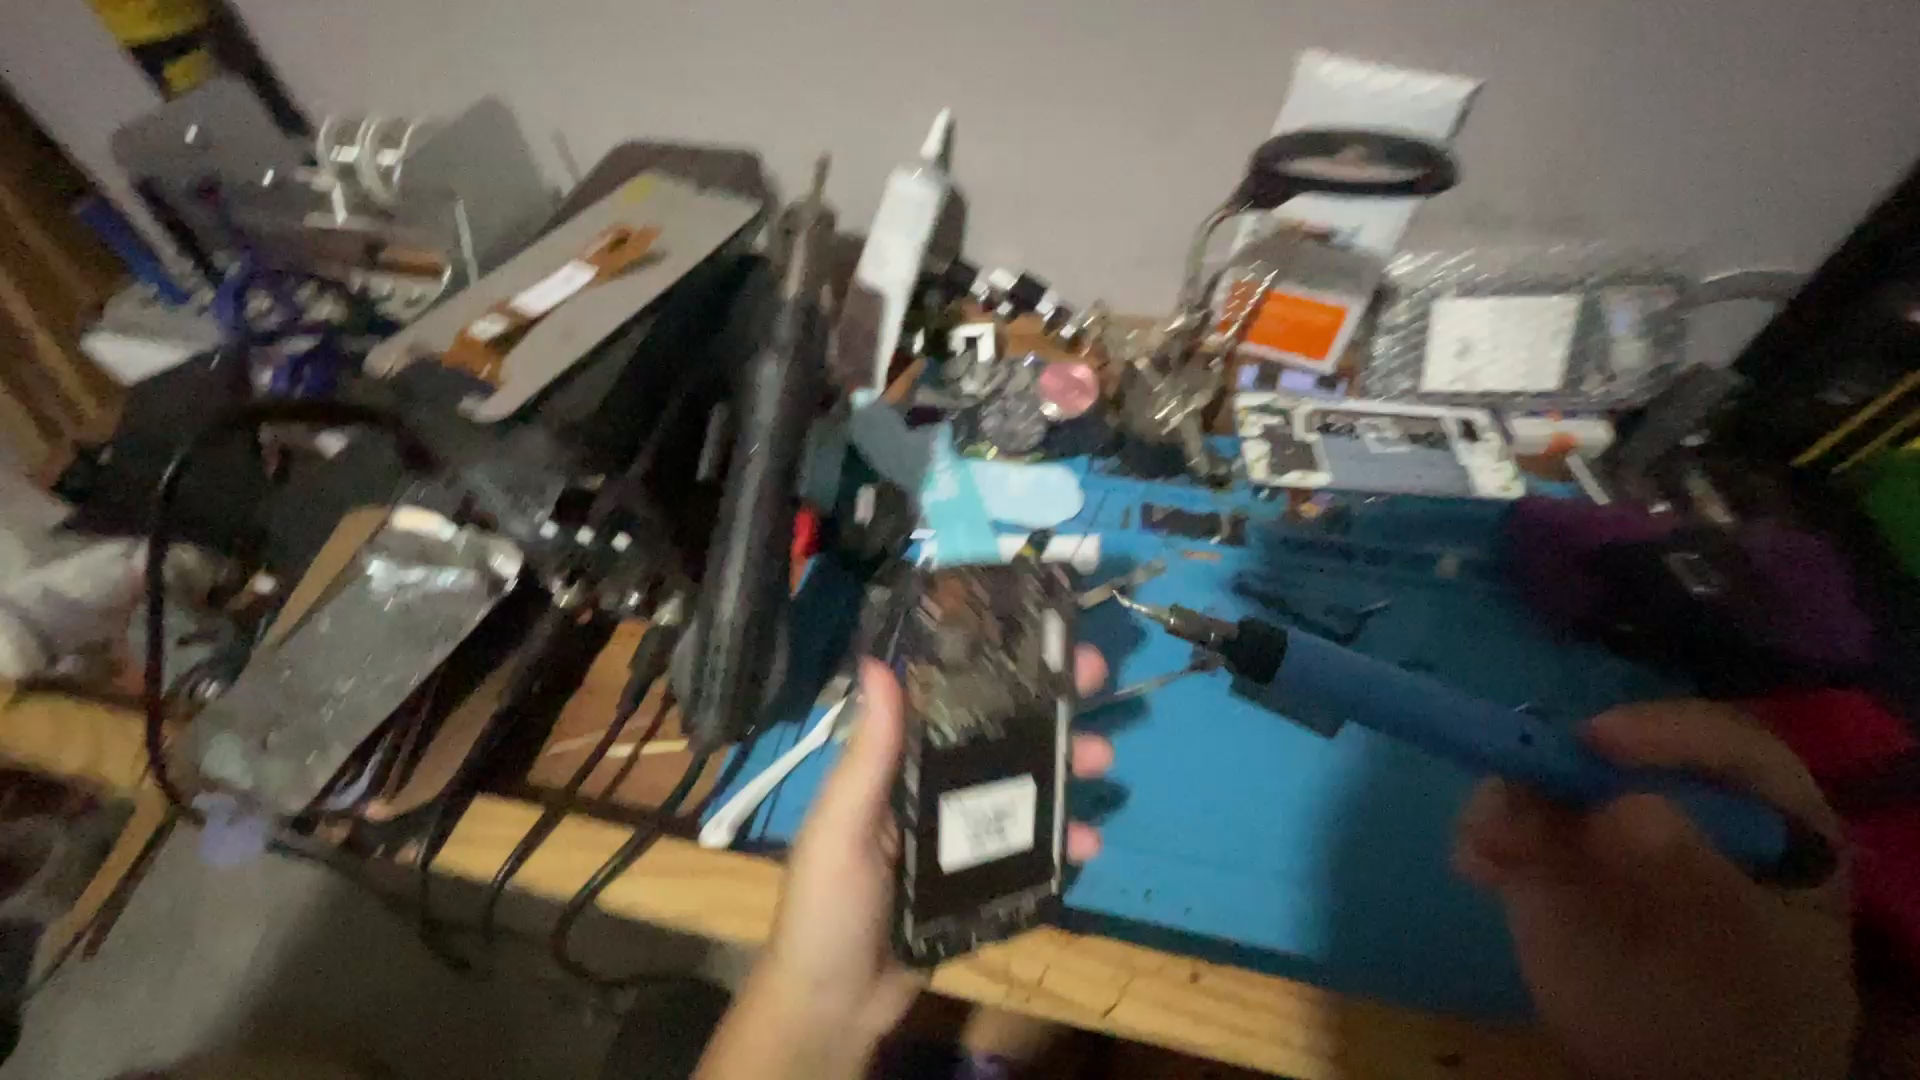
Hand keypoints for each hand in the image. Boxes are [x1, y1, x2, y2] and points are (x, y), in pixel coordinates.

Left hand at [699, 647, 1111, 1079]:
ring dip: (1066, 767)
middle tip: (1094, 679)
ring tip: (1100, 760)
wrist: (836, 1005)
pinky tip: (1090, 842)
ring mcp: (962, 834)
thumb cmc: (828, 906)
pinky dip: (1063, 841)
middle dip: (1046, 707)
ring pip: (1024, 787)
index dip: (992, 667)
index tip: (1035, 637)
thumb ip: (866, 754)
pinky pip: (1032, 849)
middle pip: (999, 737)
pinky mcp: (984, 877)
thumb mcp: (841, 827)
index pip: (949, 701)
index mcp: (896, 764)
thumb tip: (879, 663)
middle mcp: (933, 788)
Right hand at [1454, 700, 1855, 1079]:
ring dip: (1504, 801)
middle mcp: (1673, 802)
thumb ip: (1697, 880)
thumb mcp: (1742, 957)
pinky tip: (1477, 868)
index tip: (1599, 742)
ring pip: (1539, 777)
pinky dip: (1479, 832)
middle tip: (1515, 789)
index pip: (1724, 748)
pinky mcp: (1537, 845)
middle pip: (1608, 752)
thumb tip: (1630, 809)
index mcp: (1760, 820)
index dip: (1665, 730)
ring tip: (1489, 849)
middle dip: (1554, 765)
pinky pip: (1498, 817)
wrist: (1666, 1070)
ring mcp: (1596, 821)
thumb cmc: (1736, 1016)